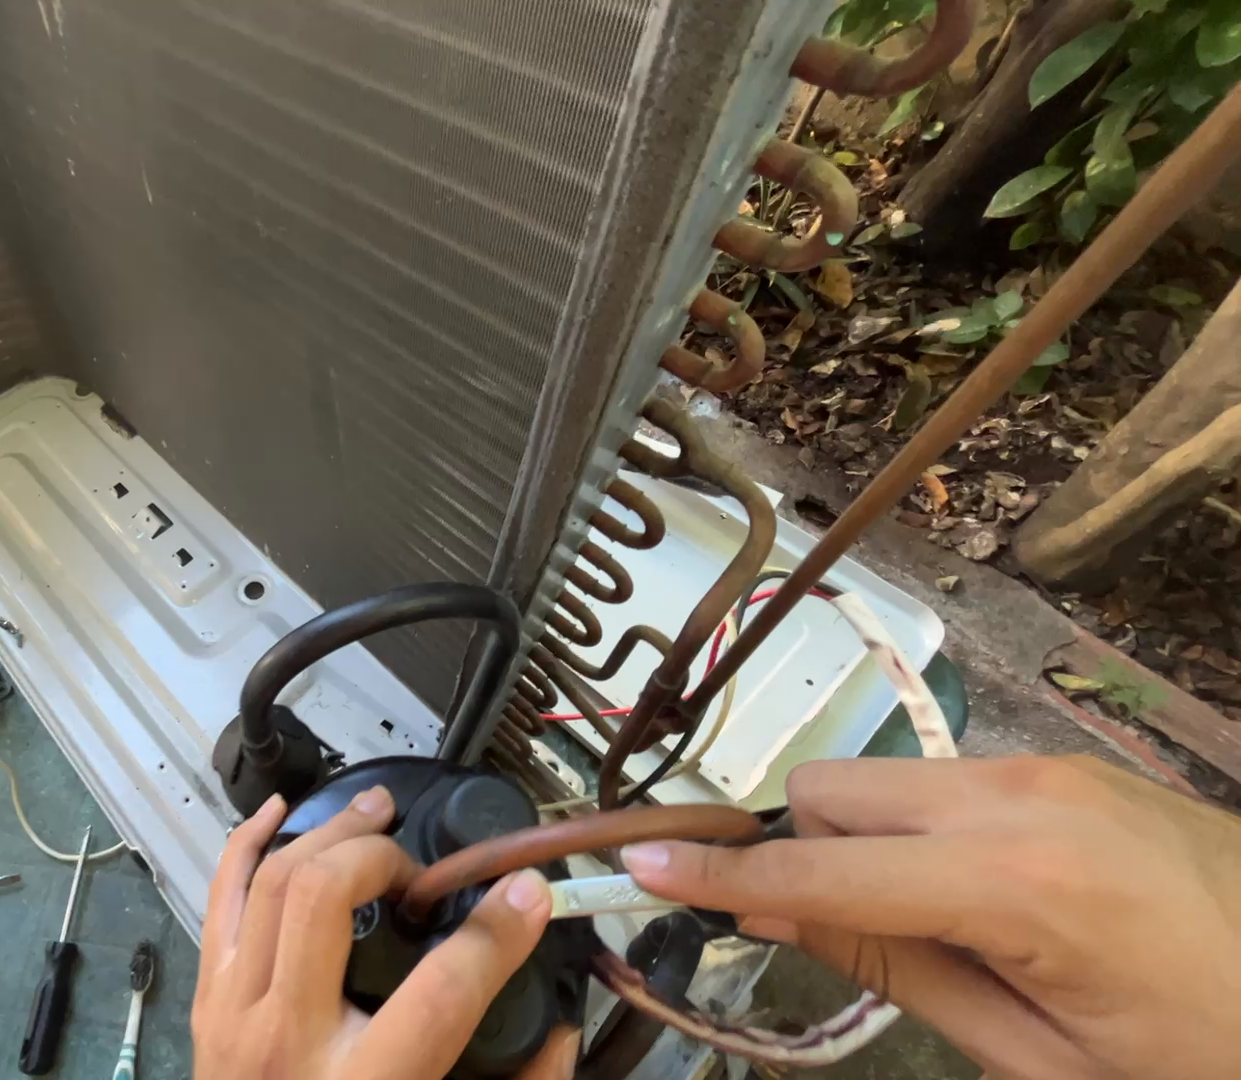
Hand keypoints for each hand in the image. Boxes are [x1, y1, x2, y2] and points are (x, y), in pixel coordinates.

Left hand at [194, 787, 578, 1079]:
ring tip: (372, 810)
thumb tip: (561, 1026)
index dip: (492, 935)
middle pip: (323, 898)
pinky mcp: (208, 995)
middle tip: (416, 864)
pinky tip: (281, 809)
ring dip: (327, 831)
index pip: (437, 994)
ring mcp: (233, 1009)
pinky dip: (247, 841)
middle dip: (378, 855)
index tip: (527, 892)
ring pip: (271, 881)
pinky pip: (220, 895)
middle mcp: (285, 1040)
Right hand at [621, 755, 1240, 1079]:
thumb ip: (893, 969)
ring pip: (870, 778)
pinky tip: (988, 884)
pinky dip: (912, 825)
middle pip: (826, 791)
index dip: (722, 875)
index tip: (639, 863)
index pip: (820, 872)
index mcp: (1022, 884)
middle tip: (852, 924)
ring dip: (858, 837)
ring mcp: (1042, 766)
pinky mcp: (1060, 761)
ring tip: (938, 911)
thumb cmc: (1217, 1065)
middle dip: (806, 850)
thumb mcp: (1049, 1061)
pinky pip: (931, 778)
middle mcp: (1016, 795)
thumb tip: (768, 914)